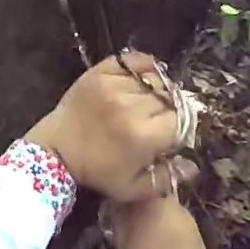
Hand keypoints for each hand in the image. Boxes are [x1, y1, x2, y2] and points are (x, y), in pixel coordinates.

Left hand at [24, 52, 194, 201]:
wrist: (56, 151)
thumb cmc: (97, 172)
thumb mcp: (131, 188)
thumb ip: (166, 179)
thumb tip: (193, 165)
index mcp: (143, 136)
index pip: (181, 120)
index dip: (180, 128)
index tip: (171, 135)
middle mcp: (132, 106)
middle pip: (169, 99)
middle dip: (168, 110)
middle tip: (157, 121)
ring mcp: (115, 84)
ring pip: (154, 80)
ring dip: (156, 91)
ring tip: (147, 103)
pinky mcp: (101, 71)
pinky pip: (133, 61)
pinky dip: (144, 67)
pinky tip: (144, 78)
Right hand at [109, 193, 222, 248]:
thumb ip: (120, 224)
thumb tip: (116, 208)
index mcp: (152, 203)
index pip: (131, 188)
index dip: (119, 198)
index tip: (110, 212)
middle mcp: (172, 204)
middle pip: (148, 198)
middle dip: (136, 209)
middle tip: (123, 229)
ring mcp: (186, 218)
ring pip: (161, 212)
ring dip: (150, 221)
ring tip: (140, 242)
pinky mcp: (196, 233)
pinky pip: (172, 224)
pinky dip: (163, 232)